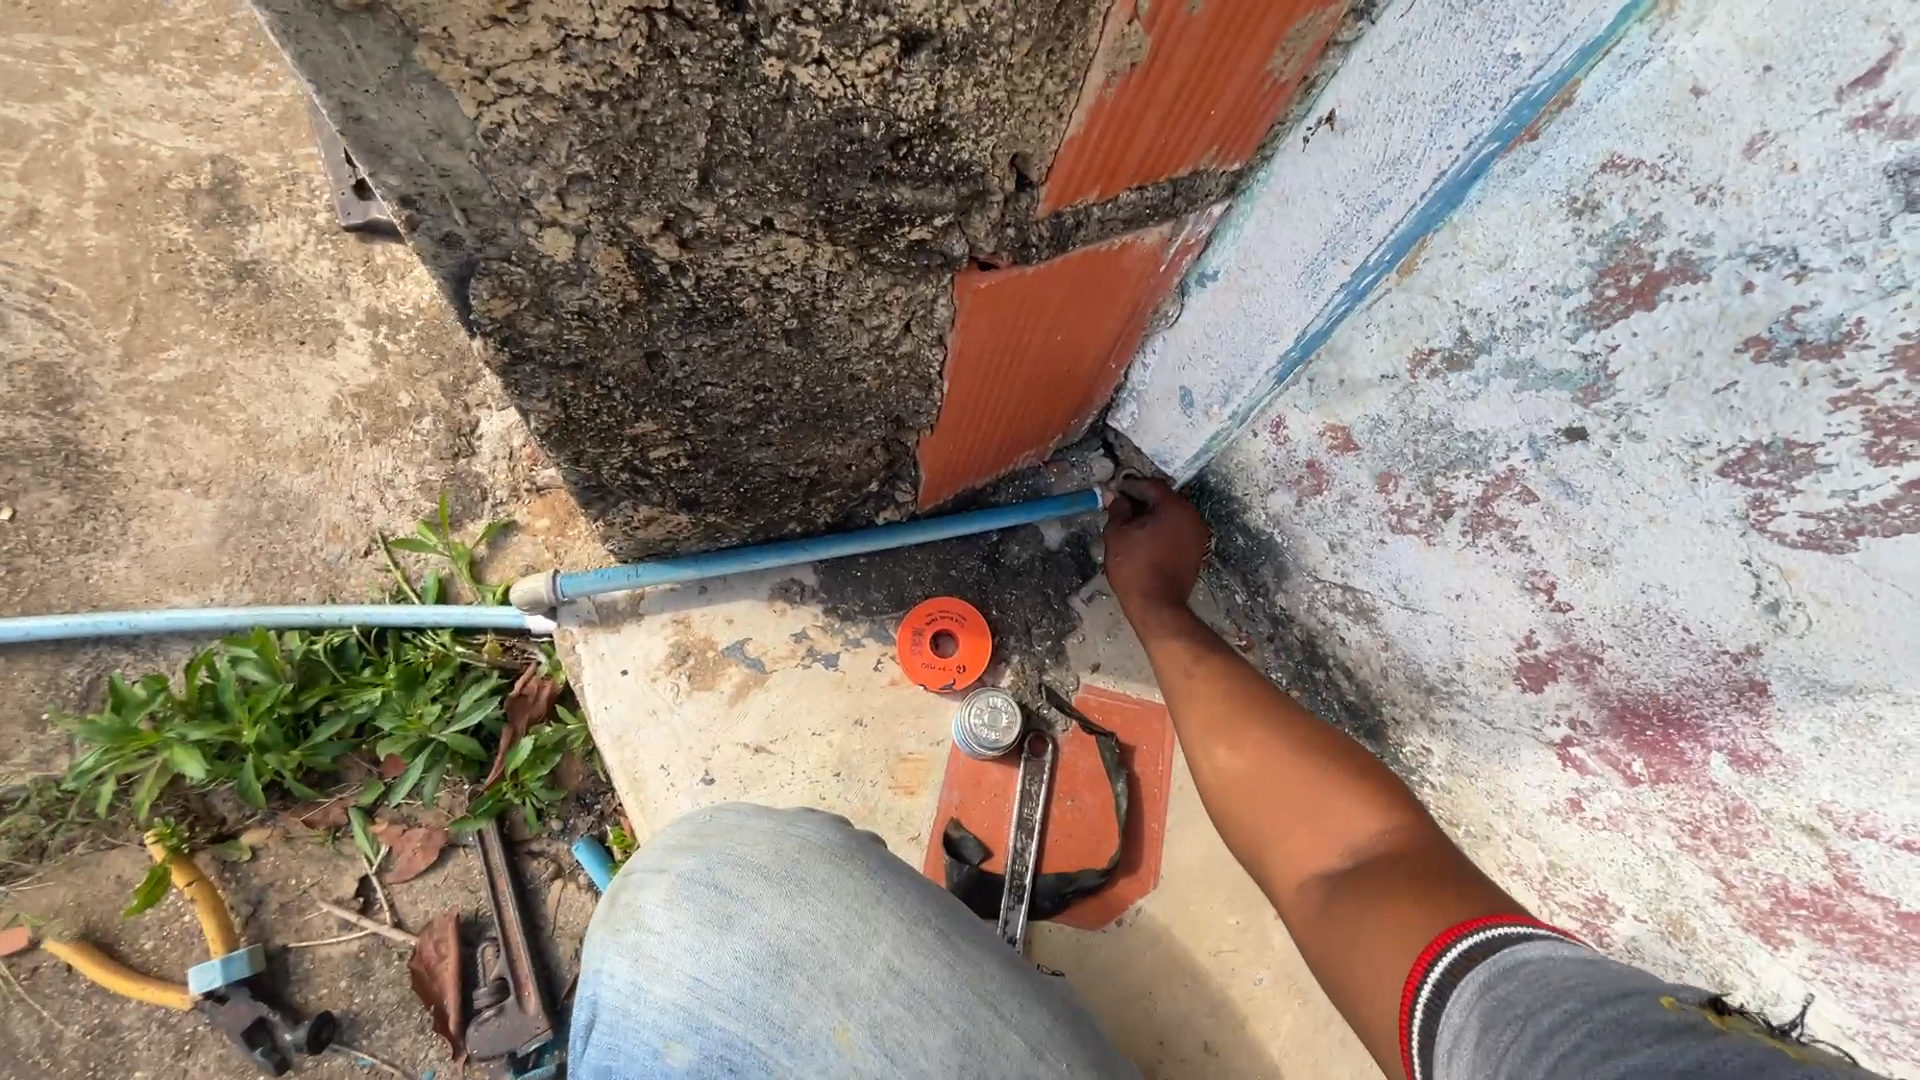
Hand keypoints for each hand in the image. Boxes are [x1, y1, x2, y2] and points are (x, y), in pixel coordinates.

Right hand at [1102, 477, 1210, 624]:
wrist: (1156, 604)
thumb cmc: (1134, 567)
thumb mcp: (1117, 534)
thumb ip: (1117, 510)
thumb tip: (1116, 497)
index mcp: (1175, 507)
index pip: (1152, 486)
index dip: (1131, 486)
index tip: (1116, 490)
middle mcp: (1192, 516)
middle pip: (1165, 499)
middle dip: (1143, 500)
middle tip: (1122, 506)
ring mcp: (1197, 534)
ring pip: (1172, 515)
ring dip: (1153, 516)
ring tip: (1131, 524)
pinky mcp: (1196, 551)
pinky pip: (1177, 531)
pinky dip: (1162, 530)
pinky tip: (1145, 538)